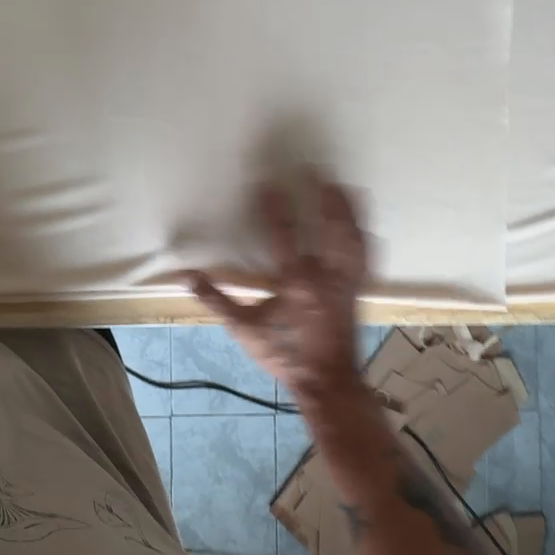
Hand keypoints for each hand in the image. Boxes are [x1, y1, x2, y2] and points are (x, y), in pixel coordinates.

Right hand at [190, 174, 369, 404]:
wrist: (328, 383)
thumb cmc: (284, 354)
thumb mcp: (243, 328)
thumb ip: (216, 299)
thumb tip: (187, 276)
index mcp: (296, 282)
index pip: (284, 235)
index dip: (275, 208)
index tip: (267, 184)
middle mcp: (327, 277)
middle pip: (332, 230)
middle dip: (325, 200)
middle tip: (318, 172)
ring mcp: (347, 284)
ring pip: (354, 241)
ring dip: (350, 213)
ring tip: (345, 188)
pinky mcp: (359, 293)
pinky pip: (368, 260)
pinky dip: (366, 240)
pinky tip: (365, 228)